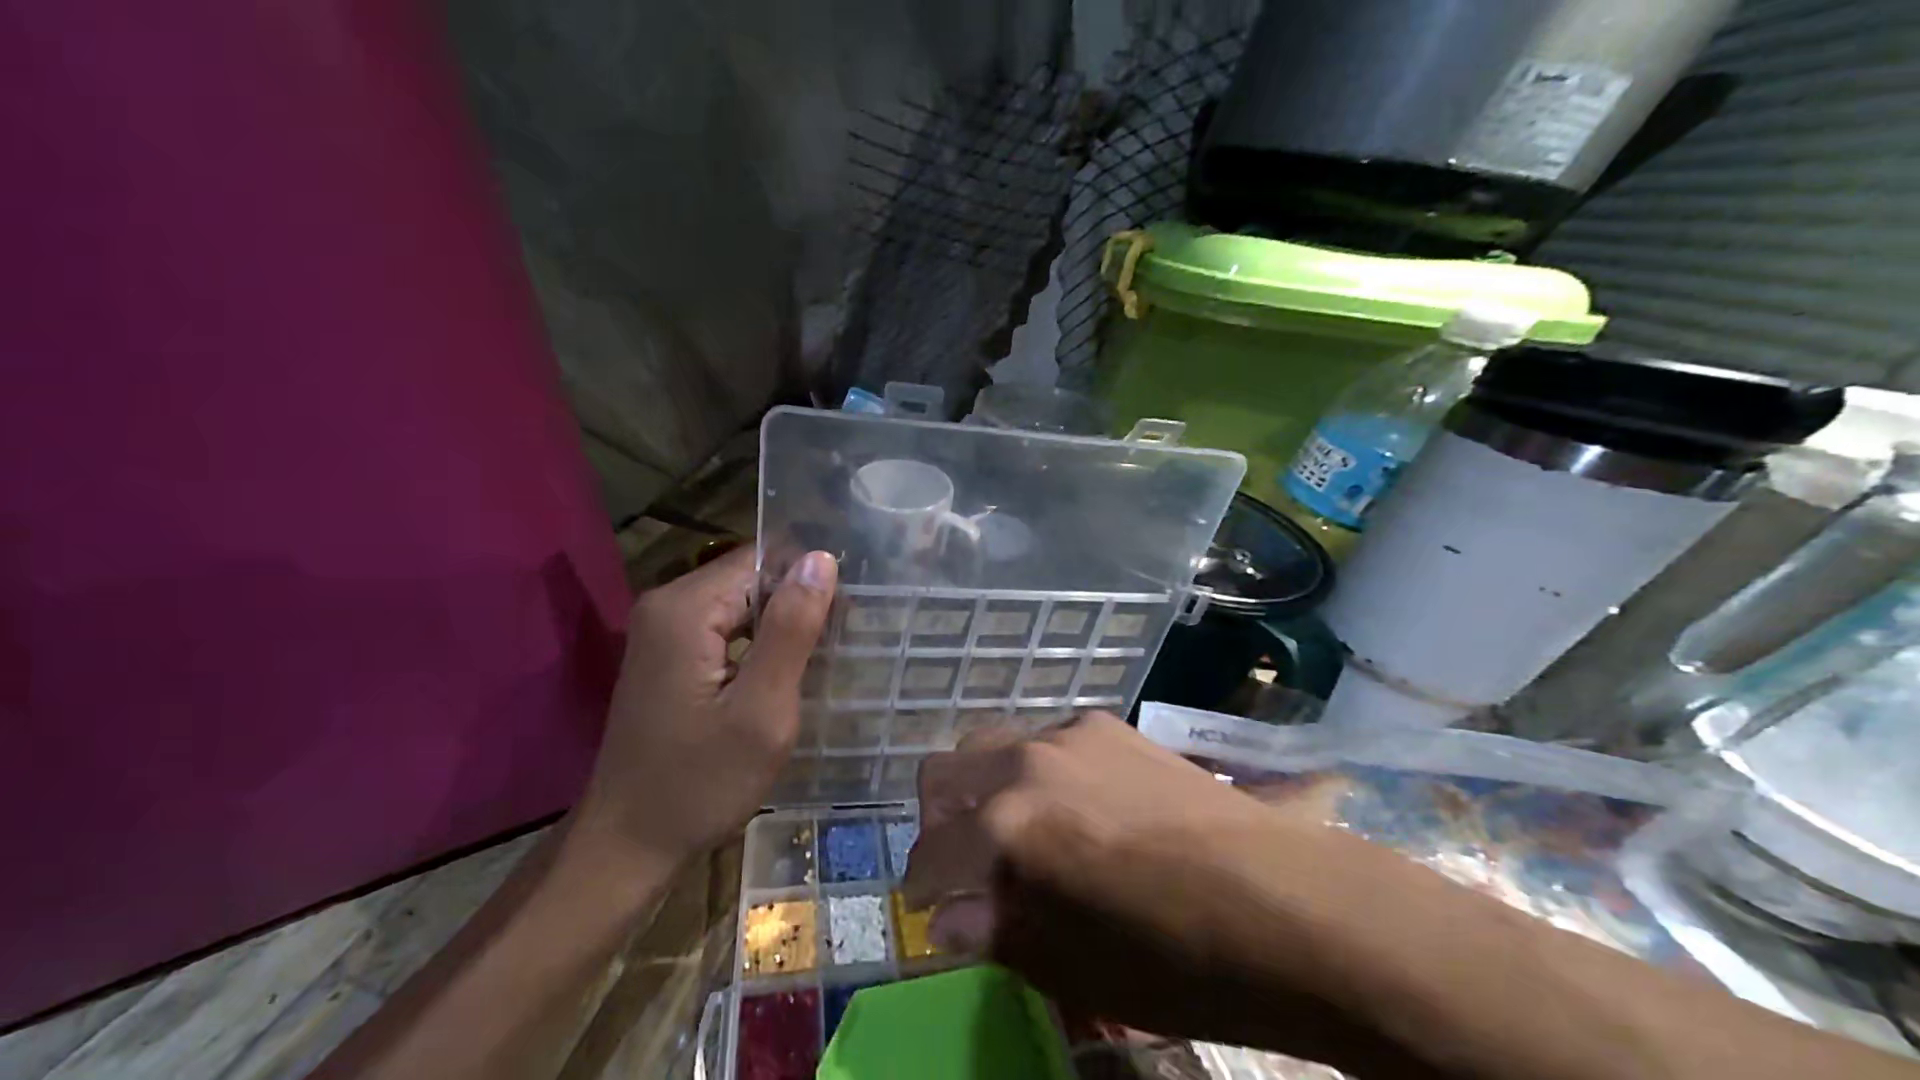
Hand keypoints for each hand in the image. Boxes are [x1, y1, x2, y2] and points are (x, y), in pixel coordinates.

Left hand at [570, 546, 835, 874]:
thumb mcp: (762, 710)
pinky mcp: (667, 654)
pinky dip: (759, 642)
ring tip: (824, 656)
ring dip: (782, 624)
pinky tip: (785, 672)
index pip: (764, 558)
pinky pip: (726, 628)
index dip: (811, 579)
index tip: (851, 612)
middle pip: (750, 577)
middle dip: (798, 602)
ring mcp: (662, 630)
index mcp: (686, 608)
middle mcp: (667, 604)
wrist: (628, 844)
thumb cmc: (701, 784)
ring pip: (741, 603)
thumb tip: (821, 559)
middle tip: (843, 641)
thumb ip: (791, 630)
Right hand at [901, 713, 1435, 1070]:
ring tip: (1022, 828)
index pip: (930, 853)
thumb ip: (995, 932)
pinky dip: (1039, 770)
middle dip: (941, 819)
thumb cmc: (1169, 957)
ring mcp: (1070, 734)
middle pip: (944, 773)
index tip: (932, 907)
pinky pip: (1048, 739)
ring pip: (994, 745)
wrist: (1282, 901)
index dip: (922, 887)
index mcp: (1004, 827)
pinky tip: (1079, 805)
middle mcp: (1025, 763)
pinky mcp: (1110, 725)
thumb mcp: (1068, 967)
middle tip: (965, 860)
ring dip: (988, 787)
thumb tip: (948, 920)